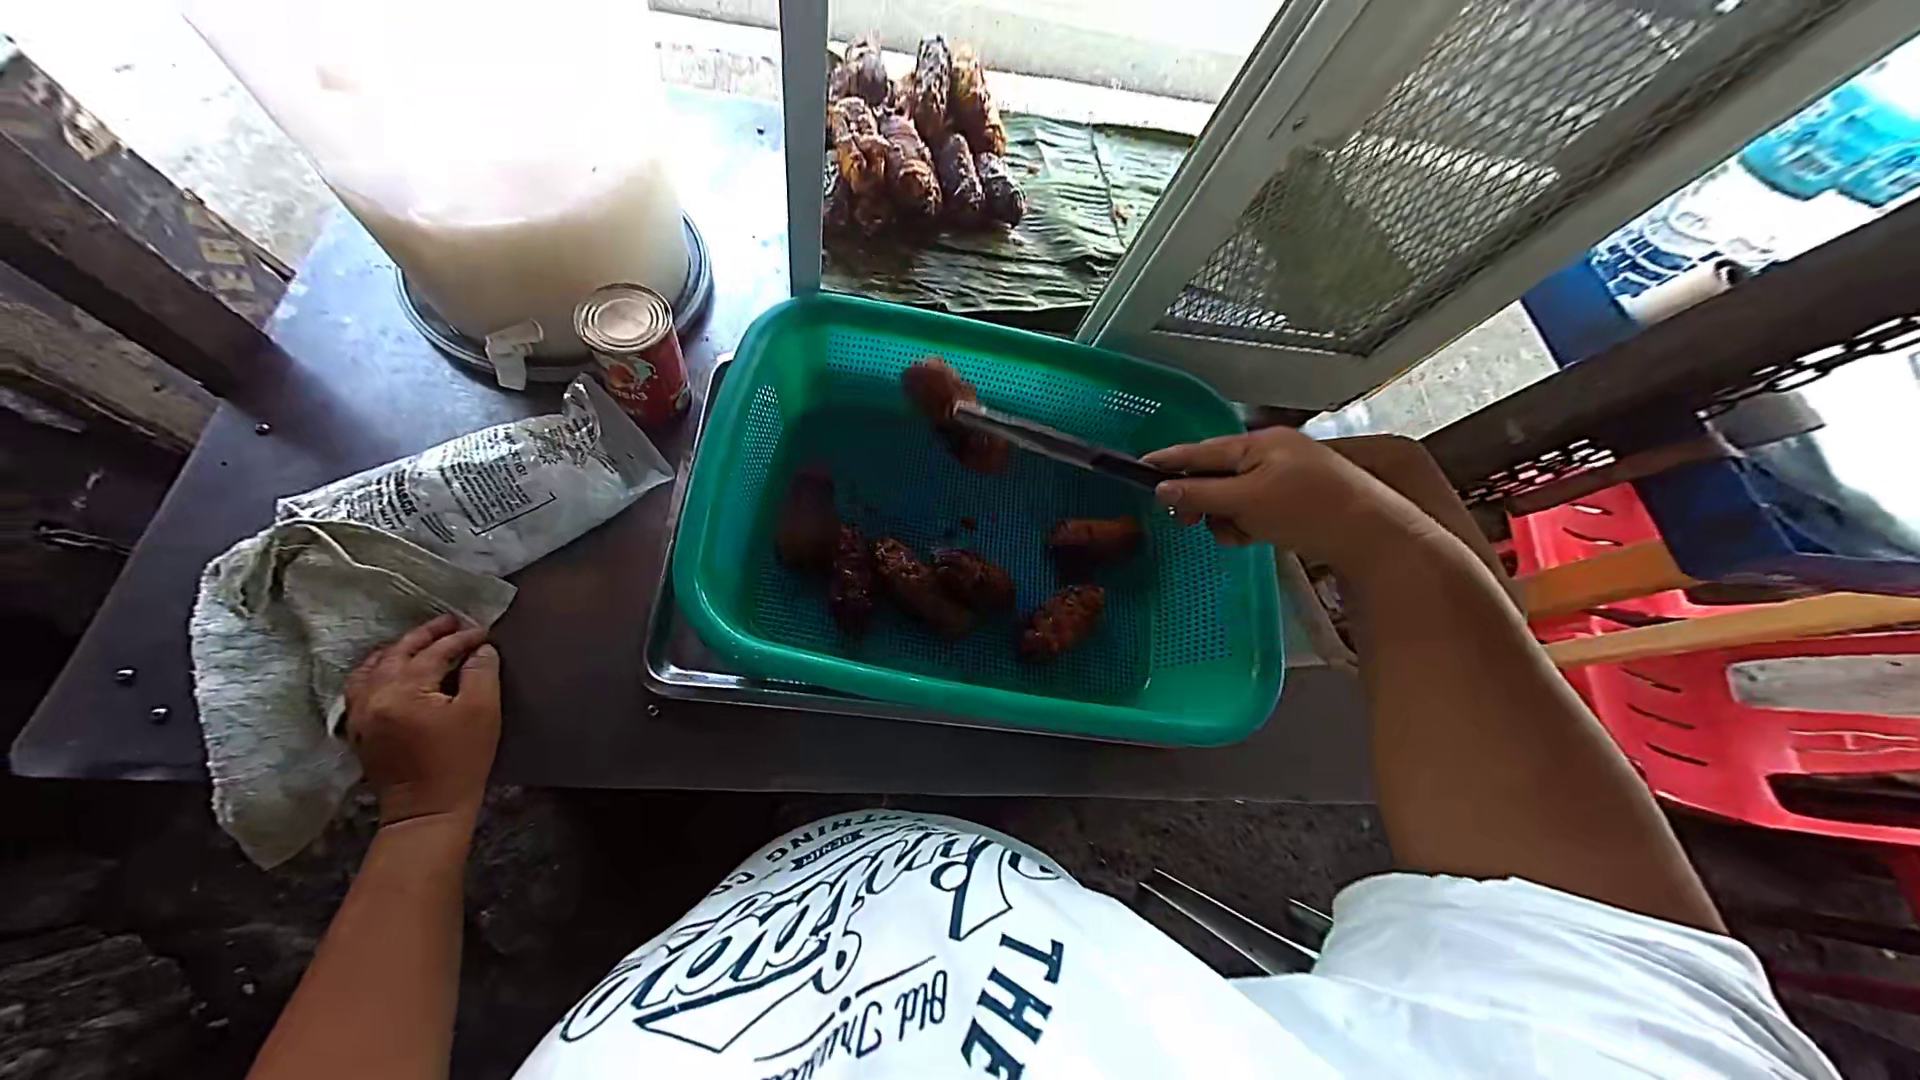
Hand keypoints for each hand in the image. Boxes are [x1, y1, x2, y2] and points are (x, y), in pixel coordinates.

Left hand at [343, 614, 500, 826]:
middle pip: (398, 653)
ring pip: (374, 667)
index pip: (435, 652)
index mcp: (403, 691)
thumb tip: (481, 649)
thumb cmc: (462, 757)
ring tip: (423, 640)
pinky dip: (379, 669)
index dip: (463, 639)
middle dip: (427, 635)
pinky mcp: (359, 727)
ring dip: (399, 649)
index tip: (485, 632)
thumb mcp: (483, 710)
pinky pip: (362, 686)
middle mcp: (373, 696)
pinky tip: (393, 667)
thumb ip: (482, 672)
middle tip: (453, 622)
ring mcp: (360, 713)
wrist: (428, 807)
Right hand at [1143, 429, 1449, 575]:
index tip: (1140, 467)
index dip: (1169, 460)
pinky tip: (1254, 537)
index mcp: (1259, 443)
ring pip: (1233, 495)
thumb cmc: (1307, 511)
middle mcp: (1270, 453)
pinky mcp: (1295, 498)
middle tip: (1187, 524)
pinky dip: (1247, 523)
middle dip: (1201, 500)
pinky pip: (1254, 507)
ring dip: (1226, 517)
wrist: (1372, 537)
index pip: (1201, 451)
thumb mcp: (1245, 503)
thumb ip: (1200, 495)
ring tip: (1237, 535)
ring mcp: (1285, 475)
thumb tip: (1161, 490)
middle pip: (1216, 474)